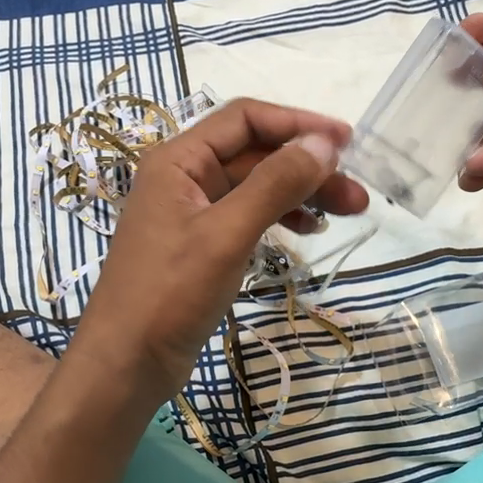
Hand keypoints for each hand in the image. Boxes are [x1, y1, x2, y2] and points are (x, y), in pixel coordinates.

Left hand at [75, 99, 369, 394]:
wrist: (125, 364)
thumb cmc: (169, 293)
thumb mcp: (226, 234)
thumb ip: (275, 184)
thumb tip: (324, 143)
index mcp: (179, 160)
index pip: (245, 118)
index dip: (298, 123)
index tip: (347, 142)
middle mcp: (183, 177)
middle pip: (255, 154)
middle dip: (306, 167)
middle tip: (357, 195)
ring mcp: (191, 212)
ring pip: (255, 185)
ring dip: (300, 193)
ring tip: (347, 213)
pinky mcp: (200, 244)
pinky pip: (247, 215)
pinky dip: (279, 217)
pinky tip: (307, 231)